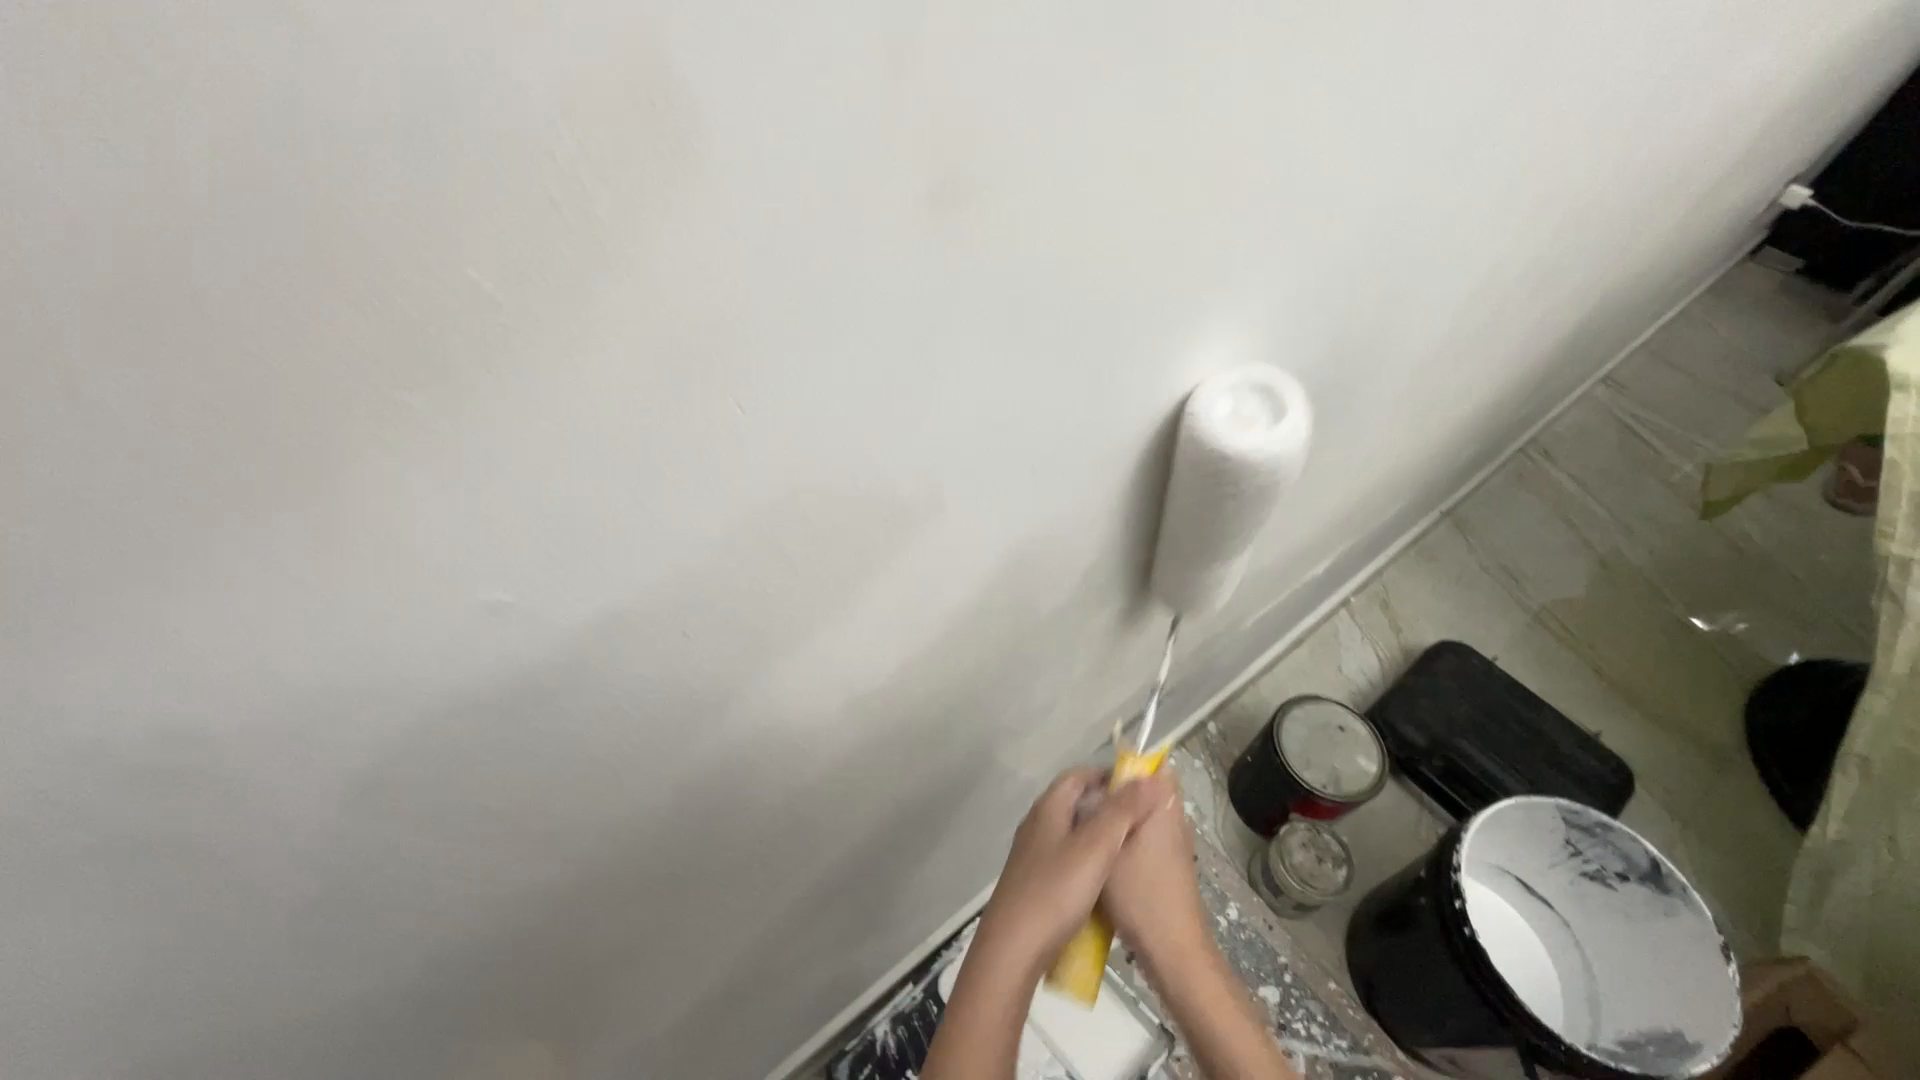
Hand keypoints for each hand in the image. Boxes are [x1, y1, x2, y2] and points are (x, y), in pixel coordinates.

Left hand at [971, 767, 1175, 974]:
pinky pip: (1066, 859)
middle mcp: (1036, 825)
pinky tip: (1104, 879)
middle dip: (1106, 805)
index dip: (1107, 776)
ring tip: (1129, 848)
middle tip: (1141, 820)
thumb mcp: (1095, 848)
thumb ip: (1122, 811)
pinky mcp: (1034, 882)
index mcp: (1047, 809)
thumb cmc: (1055, 891)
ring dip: (1098, 834)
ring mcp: (1032, 855)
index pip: (1077, 776)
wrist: (1013, 948)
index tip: (1139, 788)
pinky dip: (1088, 860)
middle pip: (1074, 802)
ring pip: (1070, 832)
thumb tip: (1149, 778)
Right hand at [1102, 771, 1209, 964]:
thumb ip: (1106, 810)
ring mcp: (1175, 845)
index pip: (1154, 766)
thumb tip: (1101, 784)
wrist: (1171, 949)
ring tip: (1087, 832)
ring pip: (1142, 817)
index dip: (1126, 766)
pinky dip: (1125, 842)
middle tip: (1084, 808)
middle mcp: (1175, 819)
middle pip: (1145, 792)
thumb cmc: (1140, 894)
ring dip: (1119, 821)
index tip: (1096, 780)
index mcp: (1165, 806)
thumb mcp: (1110, 847)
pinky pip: (1144, 839)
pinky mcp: (1170, 866)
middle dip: (1116, 795)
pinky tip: (1101, 859)